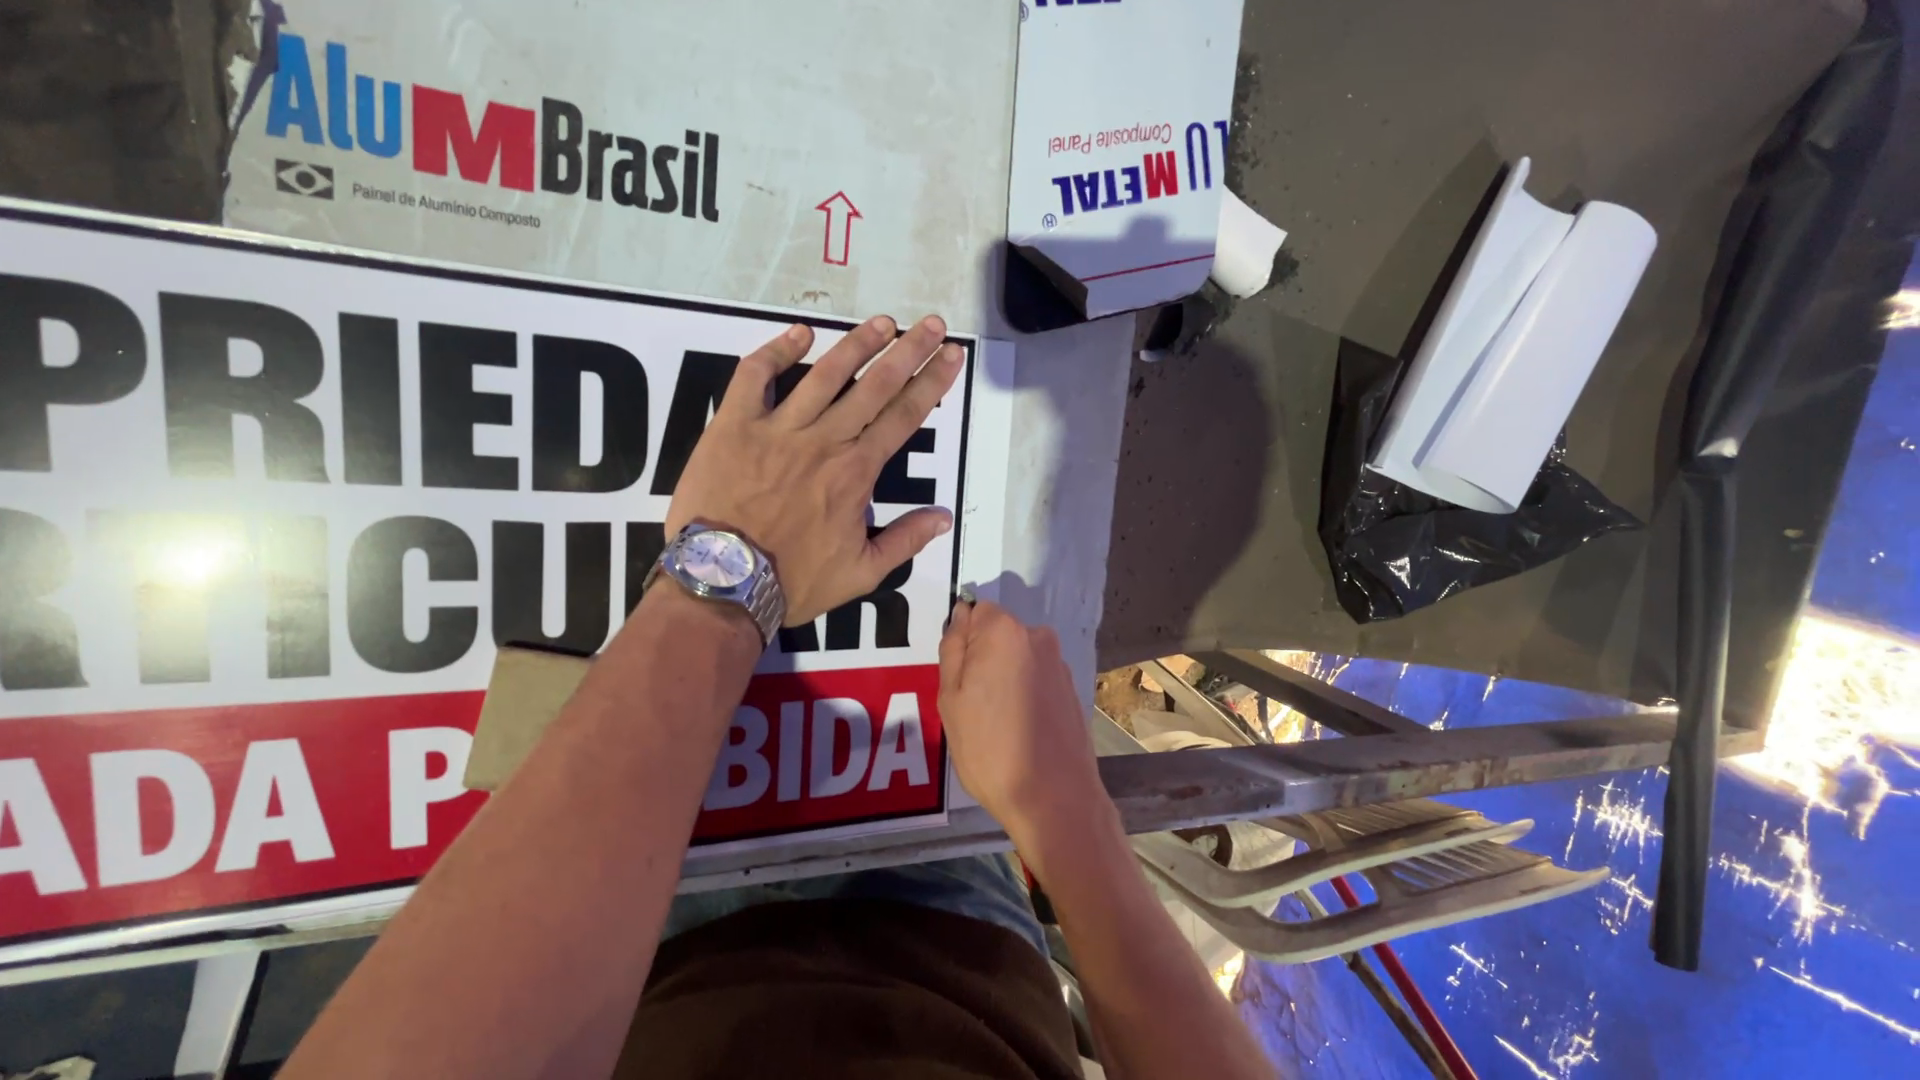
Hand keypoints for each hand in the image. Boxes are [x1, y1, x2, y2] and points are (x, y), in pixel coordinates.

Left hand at [666, 315, 963, 624]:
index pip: (903, 417)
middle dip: (907, 351)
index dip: (931, 383)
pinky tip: (799, 333)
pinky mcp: (734, 425)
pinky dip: (775, 351)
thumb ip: (904, 541)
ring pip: (824, 374)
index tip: (951, 354)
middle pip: (874, 386)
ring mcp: (777, 428)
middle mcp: (824, 440)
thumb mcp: (860, 573)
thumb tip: (944, 517)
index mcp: (855, 472)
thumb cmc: (793, 581)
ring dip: (857, 345)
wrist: (722, 582)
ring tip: (882, 322)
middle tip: (929, 323)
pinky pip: (755, 377)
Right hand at [938, 600, 1109, 846]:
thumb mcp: (950, 699)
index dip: (961, 642)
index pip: (975, 612)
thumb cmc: (991, 748)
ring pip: (1017, 658)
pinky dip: (1024, 695)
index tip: (958, 679)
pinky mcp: (1072, 690)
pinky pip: (1036, 679)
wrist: (1054, 797)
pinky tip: (1020, 731)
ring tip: (996, 724)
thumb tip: (960, 618)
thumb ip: (953, 649)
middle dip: (983, 659)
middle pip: (998, 634)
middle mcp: (1038, 637)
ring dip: (1004, 679)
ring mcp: (1059, 664)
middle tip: (972, 706)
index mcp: (1005, 631)